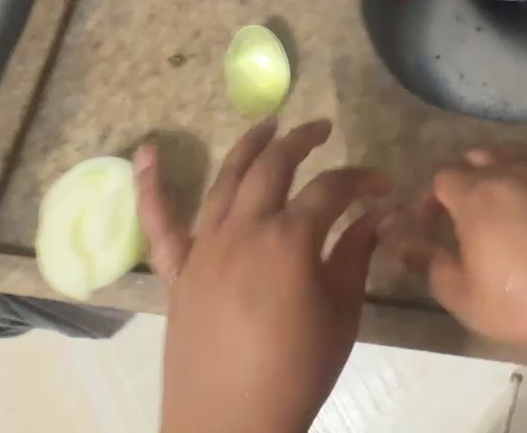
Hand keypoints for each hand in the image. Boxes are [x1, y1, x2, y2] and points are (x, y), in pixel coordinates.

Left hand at [136, 118, 389, 432]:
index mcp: (290, 240)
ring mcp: (204, 249)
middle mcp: (244, 230)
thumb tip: (381, 213)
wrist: (228, 432)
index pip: (331, 189)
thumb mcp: (341, 314)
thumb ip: (357, 254)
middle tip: (322, 129)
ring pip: (226, 180)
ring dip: (248, 147)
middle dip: (302, 140)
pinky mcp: (177, 273)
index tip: (383, 187)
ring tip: (268, 125)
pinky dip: (149, 186)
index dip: (361, 180)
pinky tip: (144, 153)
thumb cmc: (296, 374)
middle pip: (274, 167)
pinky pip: (159, 224)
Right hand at [401, 145, 526, 359]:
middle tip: (460, 213)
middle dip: (460, 178)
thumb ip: (433, 266)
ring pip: (507, 152)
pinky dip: (523, 176)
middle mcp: (508, 170)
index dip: (430, 198)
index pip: (441, 175)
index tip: (431, 226)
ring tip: (494, 204)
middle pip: (474, 156)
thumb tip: (409, 247)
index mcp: (476, 194)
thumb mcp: (466, 297)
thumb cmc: (524, 302)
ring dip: (493, 170)